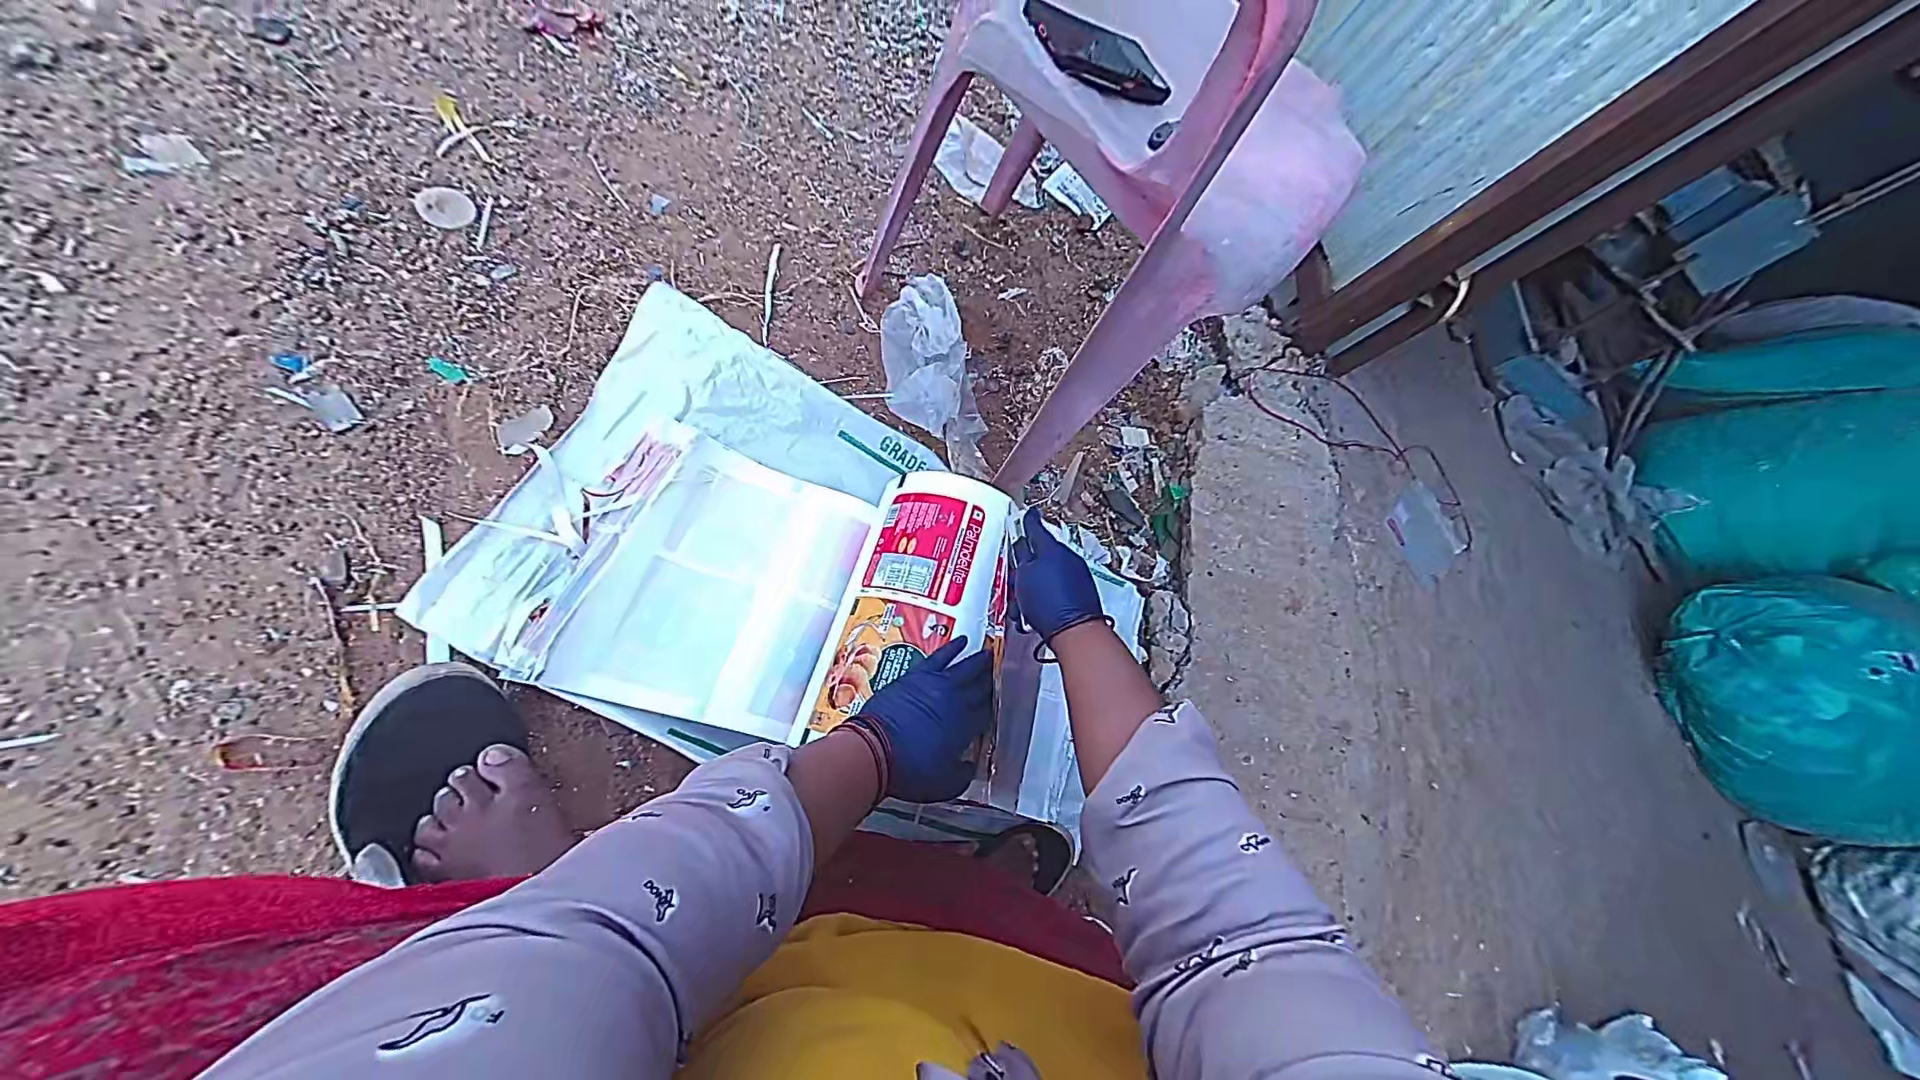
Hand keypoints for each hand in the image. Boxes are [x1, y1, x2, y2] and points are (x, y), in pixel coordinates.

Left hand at [844, 637, 993, 802]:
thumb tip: (969, 766)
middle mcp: (957, 701)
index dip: (993, 709)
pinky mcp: (918, 675)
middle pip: (980, 687)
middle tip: (1001, 673)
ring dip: (979, 661)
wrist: (873, 749)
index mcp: (966, 727)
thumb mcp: (945, 784)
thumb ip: (963, 774)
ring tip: (990, 654)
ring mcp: (937, 685)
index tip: (998, 704)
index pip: (987, 713)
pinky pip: (941, 656)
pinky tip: (961, 642)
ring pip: (965, 667)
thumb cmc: (908, 770)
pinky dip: (953, 648)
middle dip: (991, 680)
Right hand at [1010, 506, 1105, 641]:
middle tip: (1015, 575)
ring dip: (1033, 586)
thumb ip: (1022, 557)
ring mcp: (1076, 575)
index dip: (1027, 521)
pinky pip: (1057, 588)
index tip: (1026, 514)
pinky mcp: (1080, 592)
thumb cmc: (1050, 603)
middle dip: (1025, 565)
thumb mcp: (1024, 576)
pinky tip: (1035, 613)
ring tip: (1023, 605)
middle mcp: (1067, 558)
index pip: (1035, 527)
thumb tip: (1021, 546)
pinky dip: (1045, 597)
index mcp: (1051, 548)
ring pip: (1047, 574)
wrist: (1074, 630)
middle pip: (1040, 553)